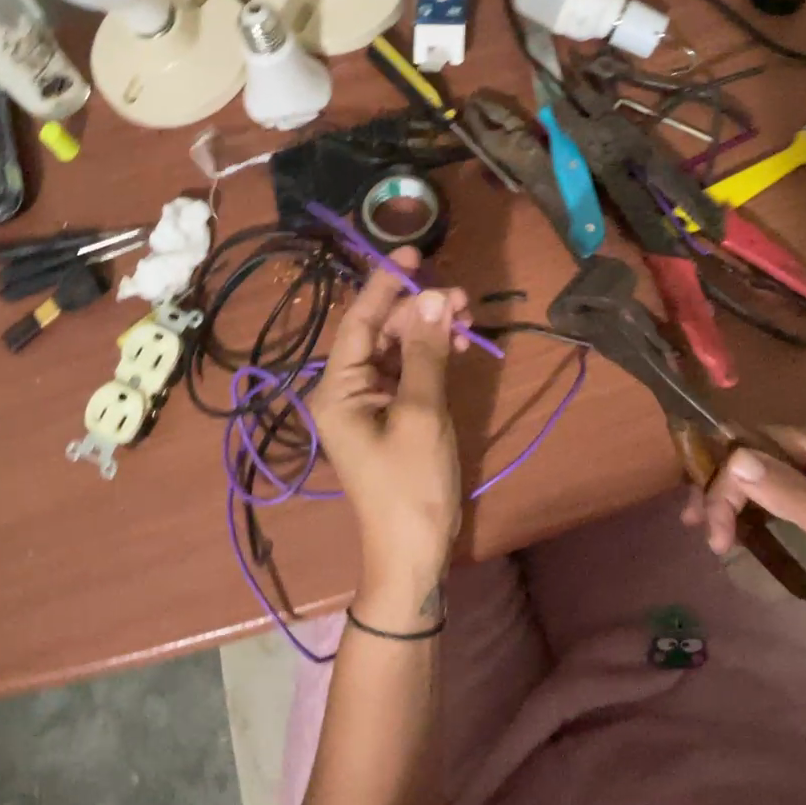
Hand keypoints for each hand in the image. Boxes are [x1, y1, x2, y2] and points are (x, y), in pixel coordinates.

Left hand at [307, 247, 468, 629]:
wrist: (413, 552)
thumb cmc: (411, 485)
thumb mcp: (421, 413)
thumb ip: (424, 353)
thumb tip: (434, 297)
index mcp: (337, 388)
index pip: (358, 320)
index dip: (385, 284)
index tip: (413, 252)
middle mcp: (345, 389)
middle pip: (379, 331)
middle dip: (418, 308)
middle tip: (461, 295)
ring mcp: (367, 403)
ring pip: (396, 348)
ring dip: (429, 330)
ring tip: (468, 316)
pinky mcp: (389, 415)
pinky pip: (406, 372)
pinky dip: (430, 356)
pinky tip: (459, 345)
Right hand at [683, 426, 805, 641]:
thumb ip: (793, 497)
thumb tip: (734, 456)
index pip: (758, 442)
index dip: (725, 472)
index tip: (709, 522)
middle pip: (758, 458)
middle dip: (724, 489)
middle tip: (703, 533)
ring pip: (766, 481)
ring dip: (736, 504)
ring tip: (713, 539)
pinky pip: (785, 503)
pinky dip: (760, 519)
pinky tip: (742, 539)